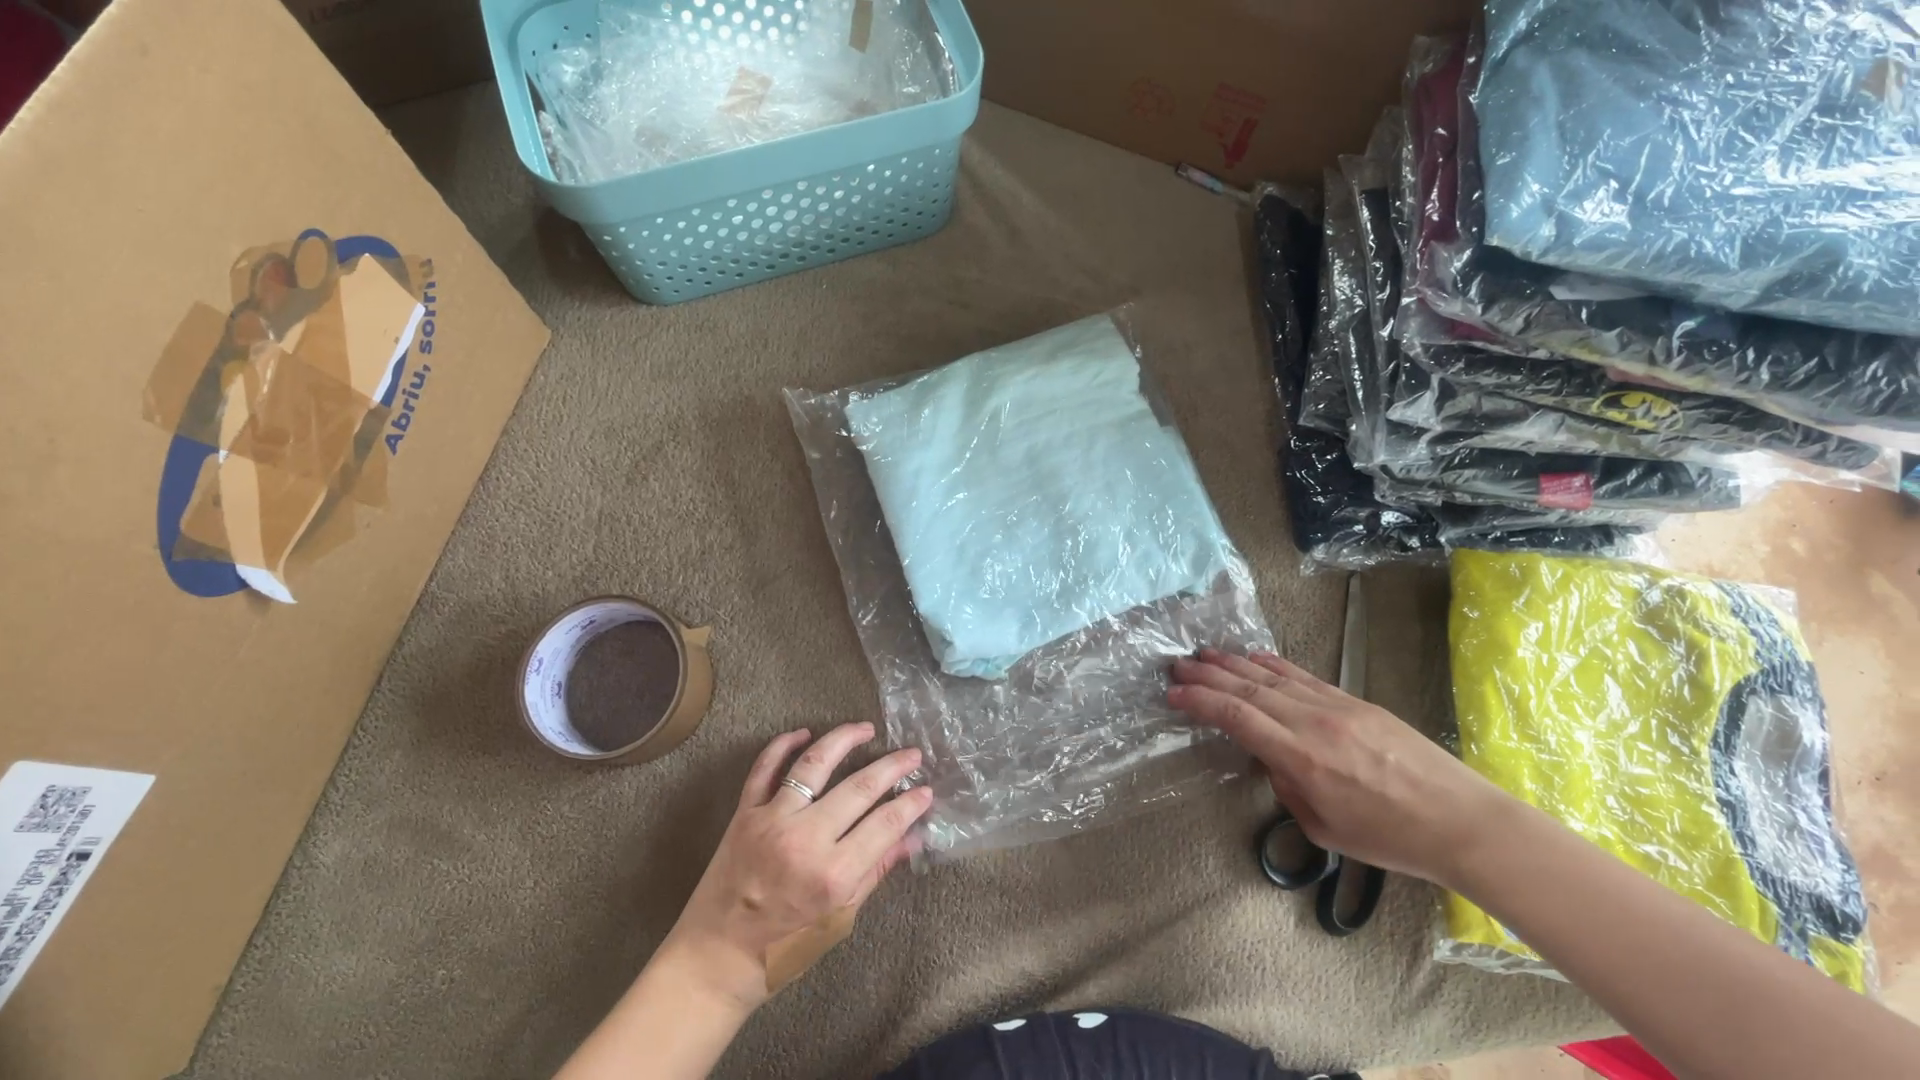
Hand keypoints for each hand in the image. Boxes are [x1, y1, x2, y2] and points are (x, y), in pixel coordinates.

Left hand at [659, 722, 932, 1010]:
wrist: (716, 957)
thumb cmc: (785, 947)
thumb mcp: (840, 918)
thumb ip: (875, 871)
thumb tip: (913, 839)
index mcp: (833, 875)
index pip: (885, 824)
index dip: (910, 804)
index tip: (926, 790)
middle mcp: (805, 840)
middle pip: (859, 788)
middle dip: (892, 766)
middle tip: (912, 754)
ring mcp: (772, 821)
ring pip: (813, 765)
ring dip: (843, 740)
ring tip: (865, 729)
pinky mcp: (745, 813)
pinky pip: (765, 768)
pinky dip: (783, 745)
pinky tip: (804, 733)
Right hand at [1168, 648, 1517, 886]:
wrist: (1462, 820)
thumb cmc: (1391, 838)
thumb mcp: (1325, 829)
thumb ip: (1290, 790)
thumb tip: (1276, 761)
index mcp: (1301, 759)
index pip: (1237, 718)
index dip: (1200, 702)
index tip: (1173, 694)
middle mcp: (1314, 723)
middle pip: (1249, 689)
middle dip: (1208, 675)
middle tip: (1177, 665)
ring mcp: (1338, 706)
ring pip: (1275, 677)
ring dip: (1235, 664)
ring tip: (1205, 654)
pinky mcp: (1358, 702)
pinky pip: (1306, 677)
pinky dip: (1275, 665)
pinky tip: (1256, 657)